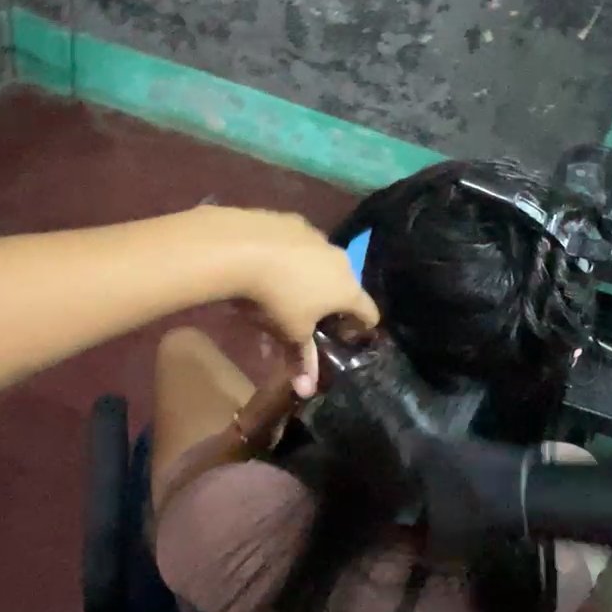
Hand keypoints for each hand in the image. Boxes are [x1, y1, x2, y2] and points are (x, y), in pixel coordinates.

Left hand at [192, 207, 379, 393]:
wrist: (241, 247)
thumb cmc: (276, 297)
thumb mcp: (289, 333)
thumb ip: (302, 360)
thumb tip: (307, 391)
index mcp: (348, 289)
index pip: (370, 313)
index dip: (360, 328)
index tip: (342, 338)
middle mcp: (341, 260)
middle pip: (346, 285)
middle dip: (332, 301)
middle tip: (308, 317)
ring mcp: (318, 236)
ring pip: (323, 261)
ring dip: (312, 275)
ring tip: (285, 288)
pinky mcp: (293, 220)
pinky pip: (299, 243)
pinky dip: (291, 254)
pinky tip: (267, 262)